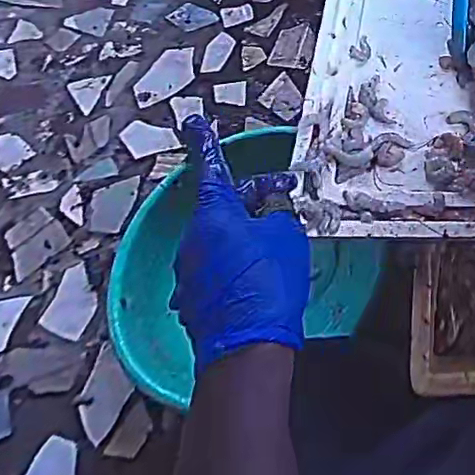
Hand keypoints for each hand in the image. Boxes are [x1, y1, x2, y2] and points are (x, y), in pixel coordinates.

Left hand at [172, 116, 309, 370]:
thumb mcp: (285, 233)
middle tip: (282, 199)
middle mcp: (193, 239)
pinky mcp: (194, 299)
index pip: (209, 168)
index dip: (204, 143)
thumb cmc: (268, 282)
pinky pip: (215, 268)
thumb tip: (268, 211)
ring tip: (276, 246)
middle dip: (249, 200)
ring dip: (244, 234)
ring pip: (219, 238)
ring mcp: (190, 272)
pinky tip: (261, 277)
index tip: (194, 124)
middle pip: (221, 206)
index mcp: (212, 214)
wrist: (248, 350)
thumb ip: (275, 212)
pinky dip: (235, 263)